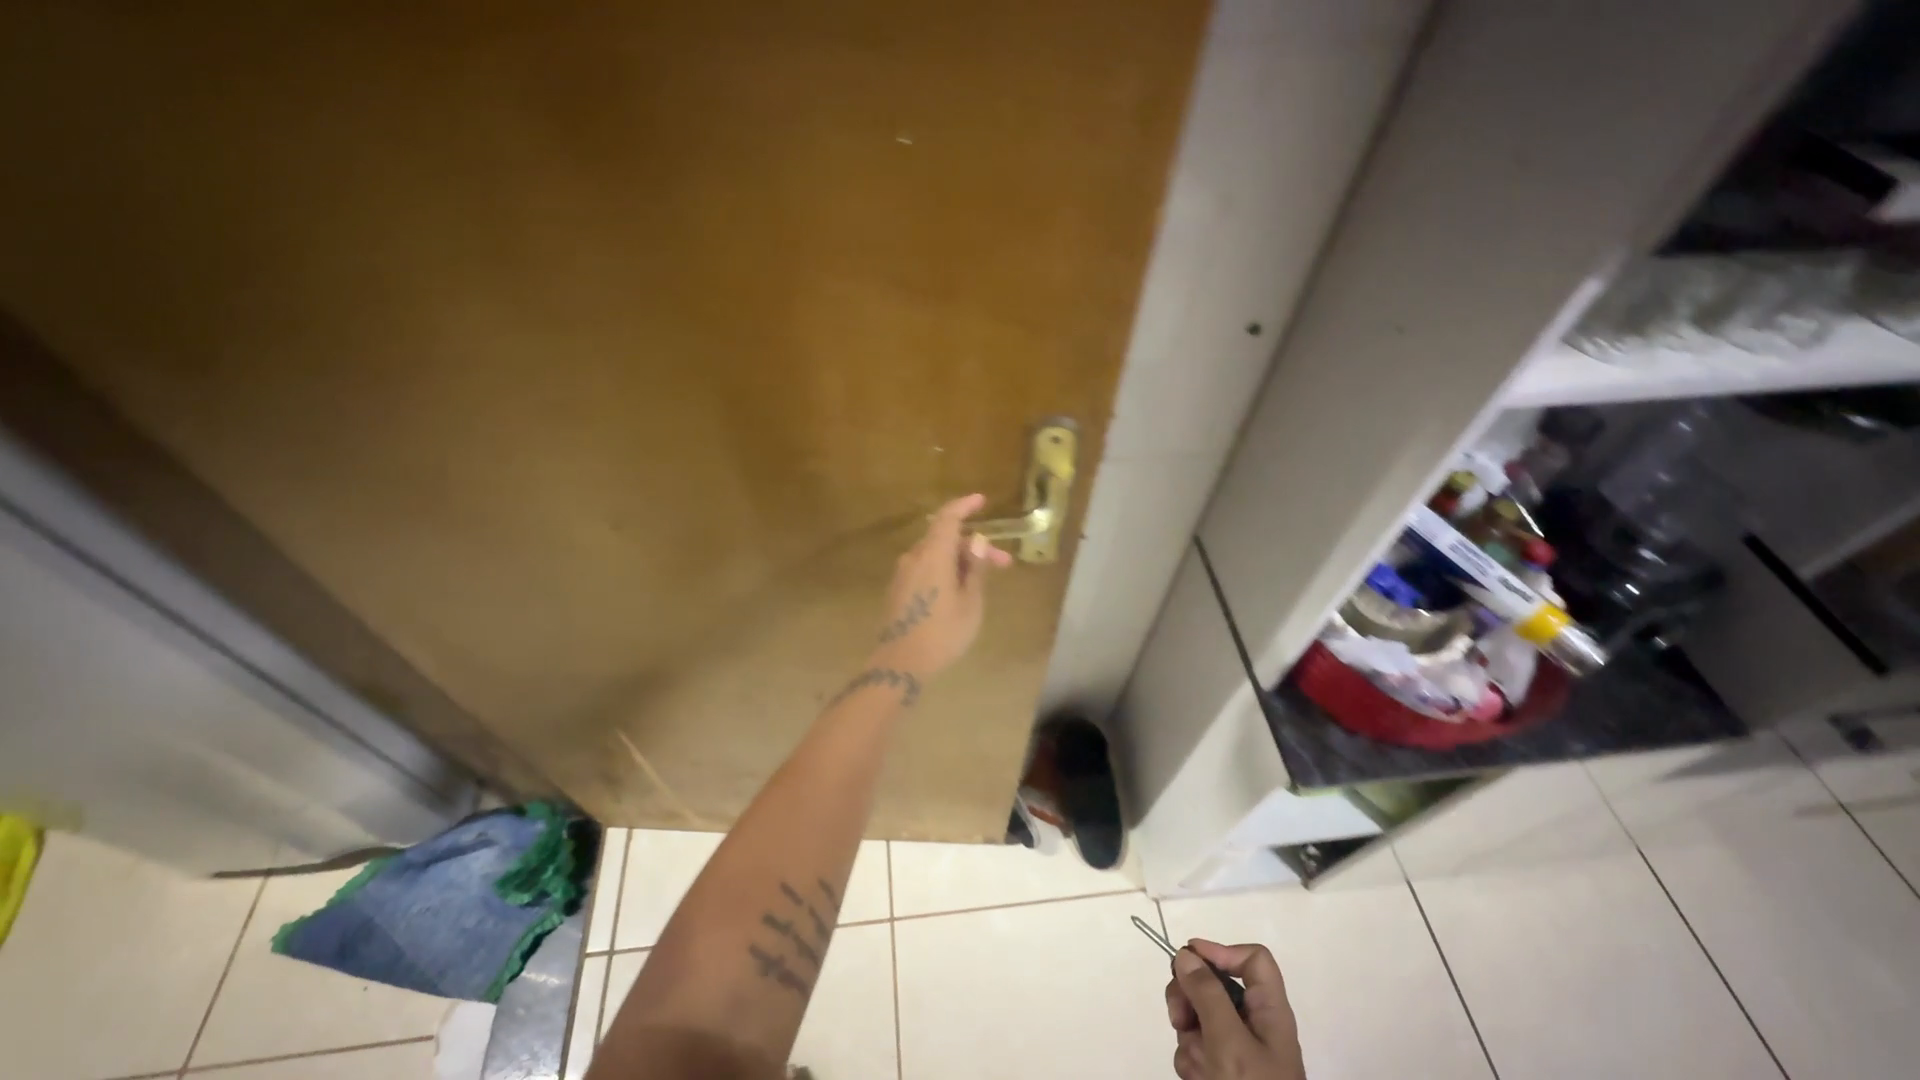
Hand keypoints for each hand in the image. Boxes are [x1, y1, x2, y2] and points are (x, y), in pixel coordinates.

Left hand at [870, 493, 1012, 678]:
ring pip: (935, 555)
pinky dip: (944, 570)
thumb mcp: (970, 602)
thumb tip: (976, 542)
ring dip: (959, 561)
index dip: (964, 506)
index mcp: (933, 555)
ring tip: (982, 581)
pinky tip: (958, 589)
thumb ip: (974, 569)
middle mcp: (914, 558)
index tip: (982, 501)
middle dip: (974, 546)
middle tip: (1002, 564)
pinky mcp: (898, 589)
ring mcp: (902, 574)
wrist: (900, 664)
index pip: (948, 518)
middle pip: (944, 539)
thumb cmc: (943, 633)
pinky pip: (925, 568)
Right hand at [1165, 941, 1304, 1079]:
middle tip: (1179, 1017)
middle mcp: (1254, 1024)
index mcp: (1269, 1010)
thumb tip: (1185, 955)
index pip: (1253, 960)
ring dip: (1189, 1038)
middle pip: (1215, 986)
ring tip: (1199, 1066)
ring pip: (1199, 1019)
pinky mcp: (1221, 1071)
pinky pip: (1196, 1048)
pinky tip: (1198, 1078)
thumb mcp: (1228, 1041)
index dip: (1221, 951)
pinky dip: (1191, 1061)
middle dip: (1190, 1000)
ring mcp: (1237, 1049)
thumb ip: (1207, 995)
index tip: (1187, 959)